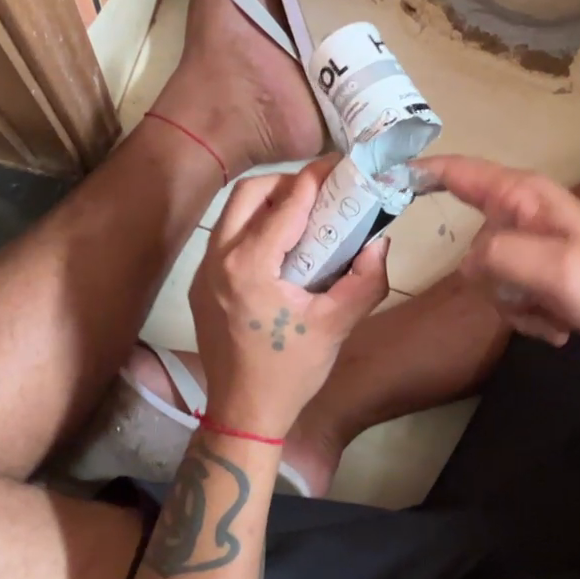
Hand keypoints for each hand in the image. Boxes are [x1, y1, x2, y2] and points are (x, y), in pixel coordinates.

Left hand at [191, 157, 390, 434]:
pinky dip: (253, 227)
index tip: (341, 165)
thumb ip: (365, 281)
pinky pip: (226, 238)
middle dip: (287, 182)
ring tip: (304, 213)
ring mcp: (203, 273)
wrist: (243, 414)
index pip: (285, 204)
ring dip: (267, 203)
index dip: (316, 179)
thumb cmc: (291, 373)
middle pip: (249, 194)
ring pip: (232, 214)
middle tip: (321, 189)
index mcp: (249, 267)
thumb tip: (379, 242)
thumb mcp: (336, 327)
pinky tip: (281, 246)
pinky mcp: (200, 285)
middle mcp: (217, 261)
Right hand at [410, 155, 579, 344]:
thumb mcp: (551, 269)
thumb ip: (495, 257)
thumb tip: (468, 261)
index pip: (461, 172)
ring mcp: (539, 244)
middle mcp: (527, 214)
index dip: (421, 170)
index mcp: (525, 197)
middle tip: (533, 299)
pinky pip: (517, 296)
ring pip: (495, 279)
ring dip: (519, 307)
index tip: (386, 175)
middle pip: (476, 247)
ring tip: (558, 316)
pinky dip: (534, 316)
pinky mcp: (549, 270)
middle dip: (496, 284)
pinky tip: (563, 326)